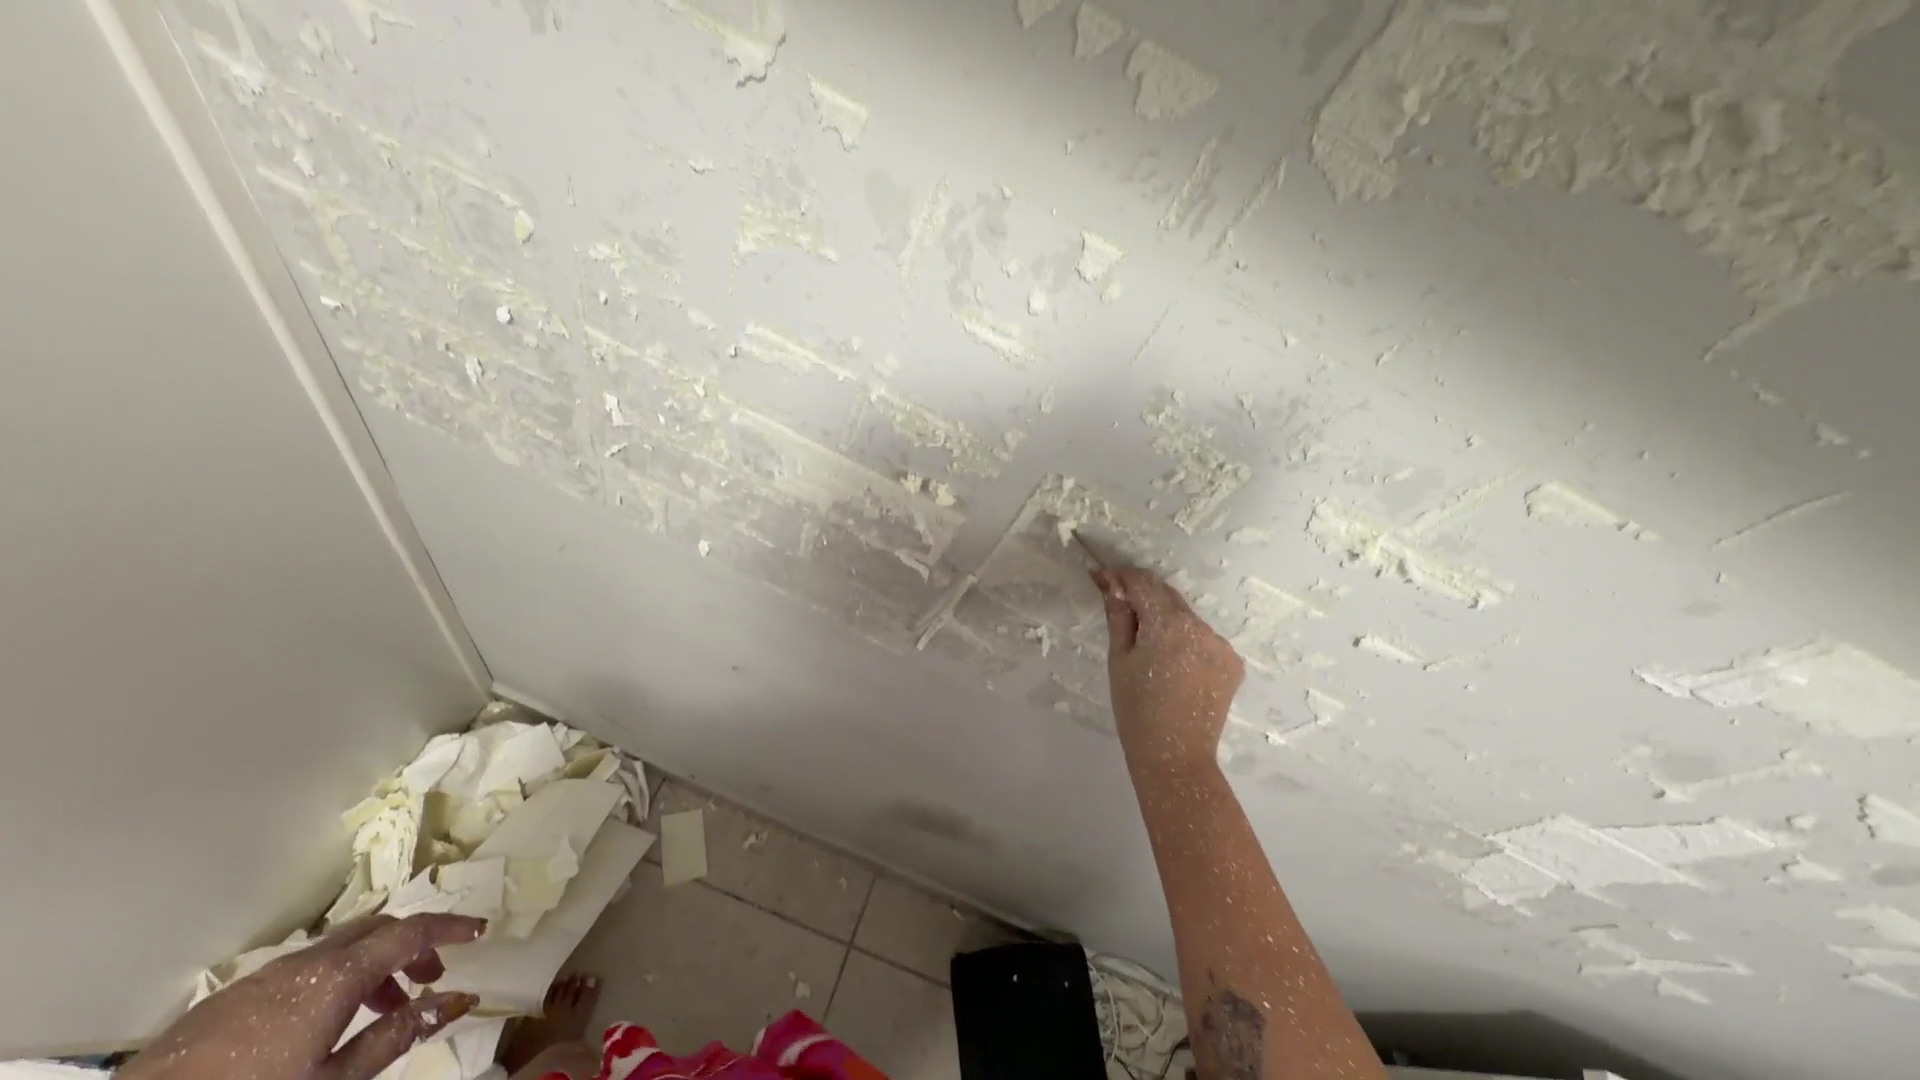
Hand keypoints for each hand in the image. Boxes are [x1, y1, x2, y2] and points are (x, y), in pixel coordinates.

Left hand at [120, 914, 485, 1079]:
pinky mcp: (233, 998)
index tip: (481, 930)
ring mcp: (264, 977)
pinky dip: (337, 981)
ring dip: (374, 967)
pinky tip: (327, 1025)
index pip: (410, 932)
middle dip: (413, 946)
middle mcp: (306, 962)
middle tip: (433, 980)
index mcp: (337, 977)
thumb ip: (398, 1035)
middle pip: (375, 930)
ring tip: (383, 1012)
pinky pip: (305, 970)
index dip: (449, 927)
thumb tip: (457, 1000)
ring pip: (338, 951)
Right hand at [1094, 567, 1245, 767]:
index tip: (1102, 579)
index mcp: (1169, 624)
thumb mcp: (1119, 659)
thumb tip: (1112, 585)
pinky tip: (1173, 665)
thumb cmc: (1136, 710)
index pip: (1143, 583)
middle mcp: (1201, 627)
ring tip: (1148, 648)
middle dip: (1144, 598)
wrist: (1174, 756)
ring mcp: (1222, 645)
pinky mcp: (1233, 663)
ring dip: (1166, 621)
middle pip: (1168, 597)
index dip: (1121, 578)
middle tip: (1119, 608)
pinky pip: (1204, 640)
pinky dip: (1186, 643)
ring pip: (1187, 619)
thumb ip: (1119, 616)